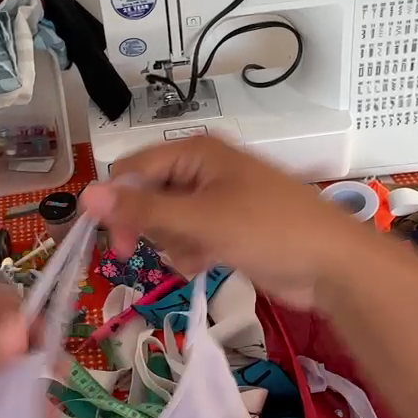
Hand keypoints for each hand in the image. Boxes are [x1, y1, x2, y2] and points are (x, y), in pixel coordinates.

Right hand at [80, 136, 373, 306]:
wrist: (332, 265)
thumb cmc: (267, 230)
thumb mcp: (200, 219)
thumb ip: (142, 209)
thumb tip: (85, 194)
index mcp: (196, 152)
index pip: (133, 170)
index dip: (116, 204)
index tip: (113, 242)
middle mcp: (203, 169)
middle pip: (148, 196)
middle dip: (148, 227)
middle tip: (140, 256)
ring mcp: (217, 200)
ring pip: (167, 222)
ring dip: (171, 244)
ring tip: (194, 256)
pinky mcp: (228, 228)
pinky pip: (189, 237)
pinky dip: (190, 253)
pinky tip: (204, 265)